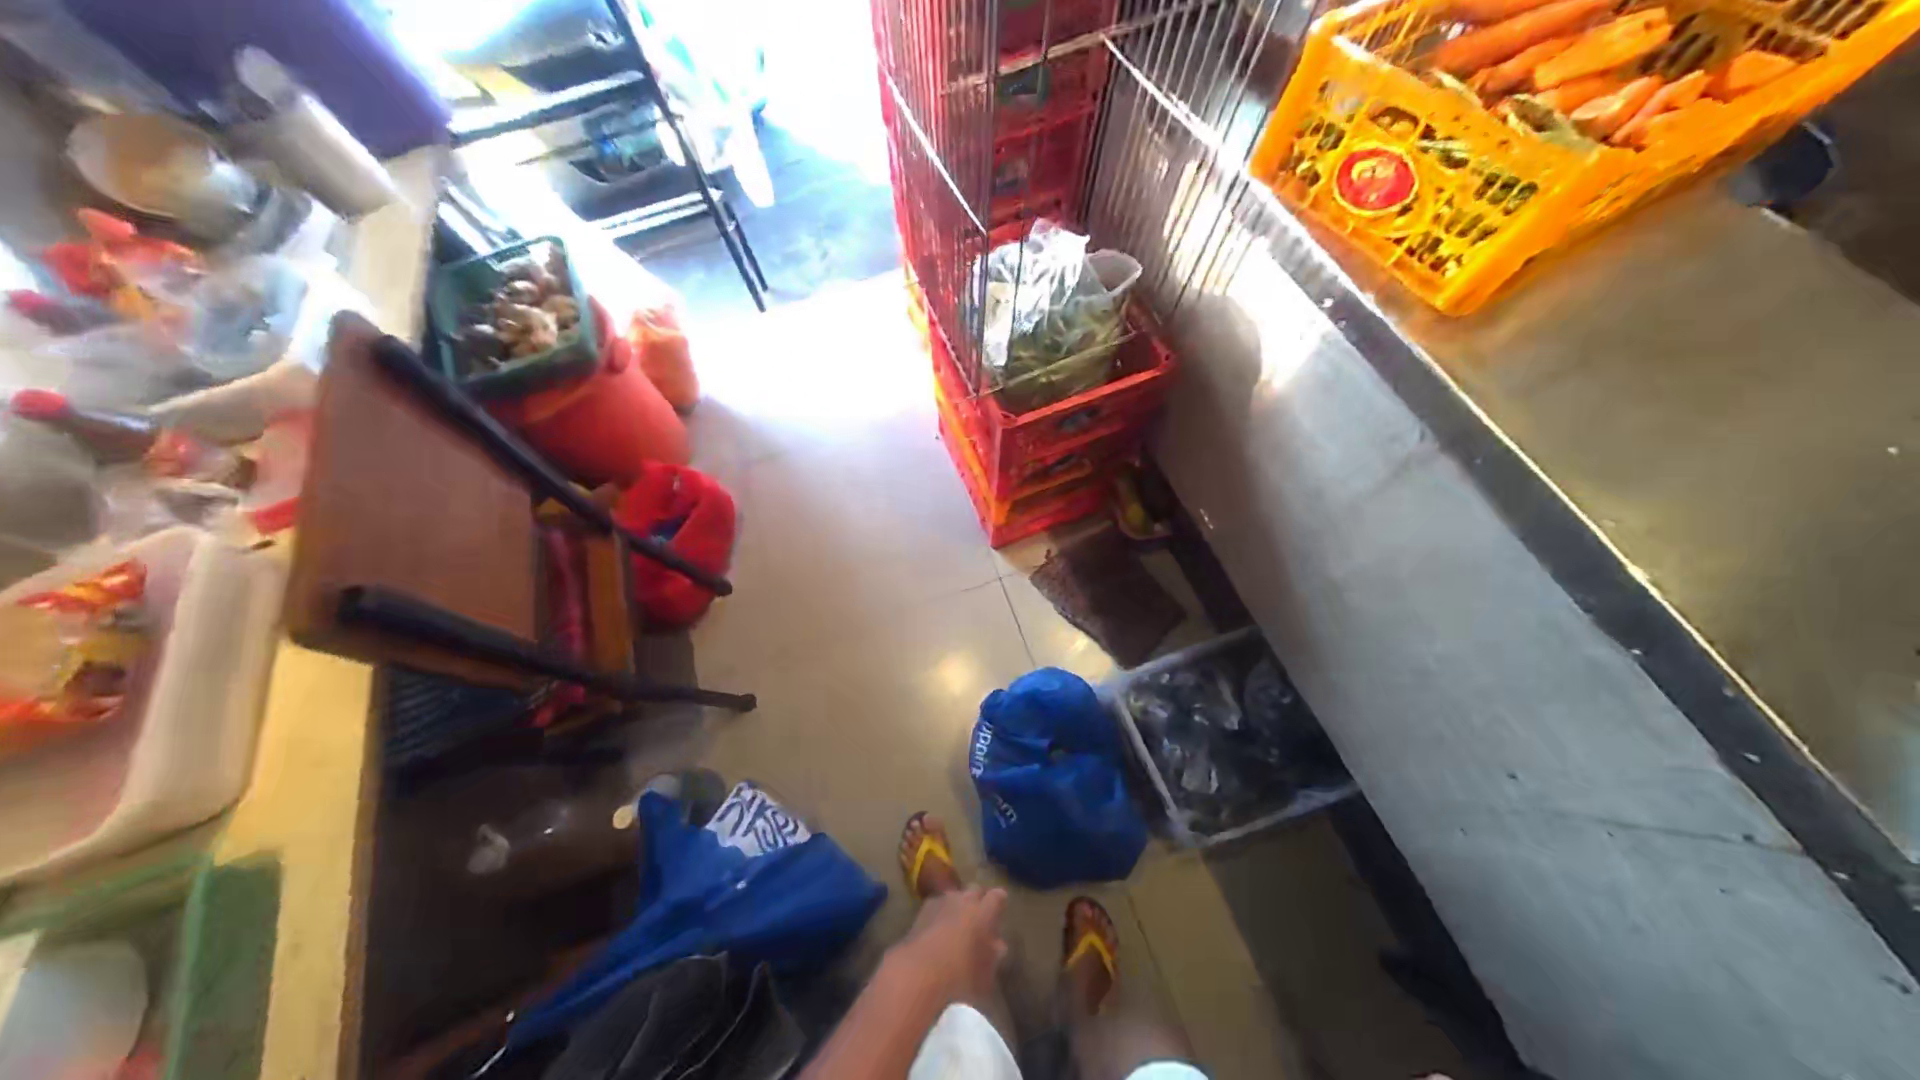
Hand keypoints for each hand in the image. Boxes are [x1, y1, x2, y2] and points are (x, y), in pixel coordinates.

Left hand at [889, 885, 1008, 1004]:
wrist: (919, 971)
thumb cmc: (961, 976)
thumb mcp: (985, 974)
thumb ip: (993, 956)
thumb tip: (997, 946)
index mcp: (984, 912)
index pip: (997, 896)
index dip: (999, 902)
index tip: (1000, 909)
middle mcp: (964, 899)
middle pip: (975, 890)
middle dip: (978, 899)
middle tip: (979, 917)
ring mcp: (942, 901)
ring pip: (954, 895)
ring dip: (958, 905)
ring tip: (957, 923)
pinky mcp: (922, 909)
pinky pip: (937, 904)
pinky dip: (940, 913)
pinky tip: (937, 930)